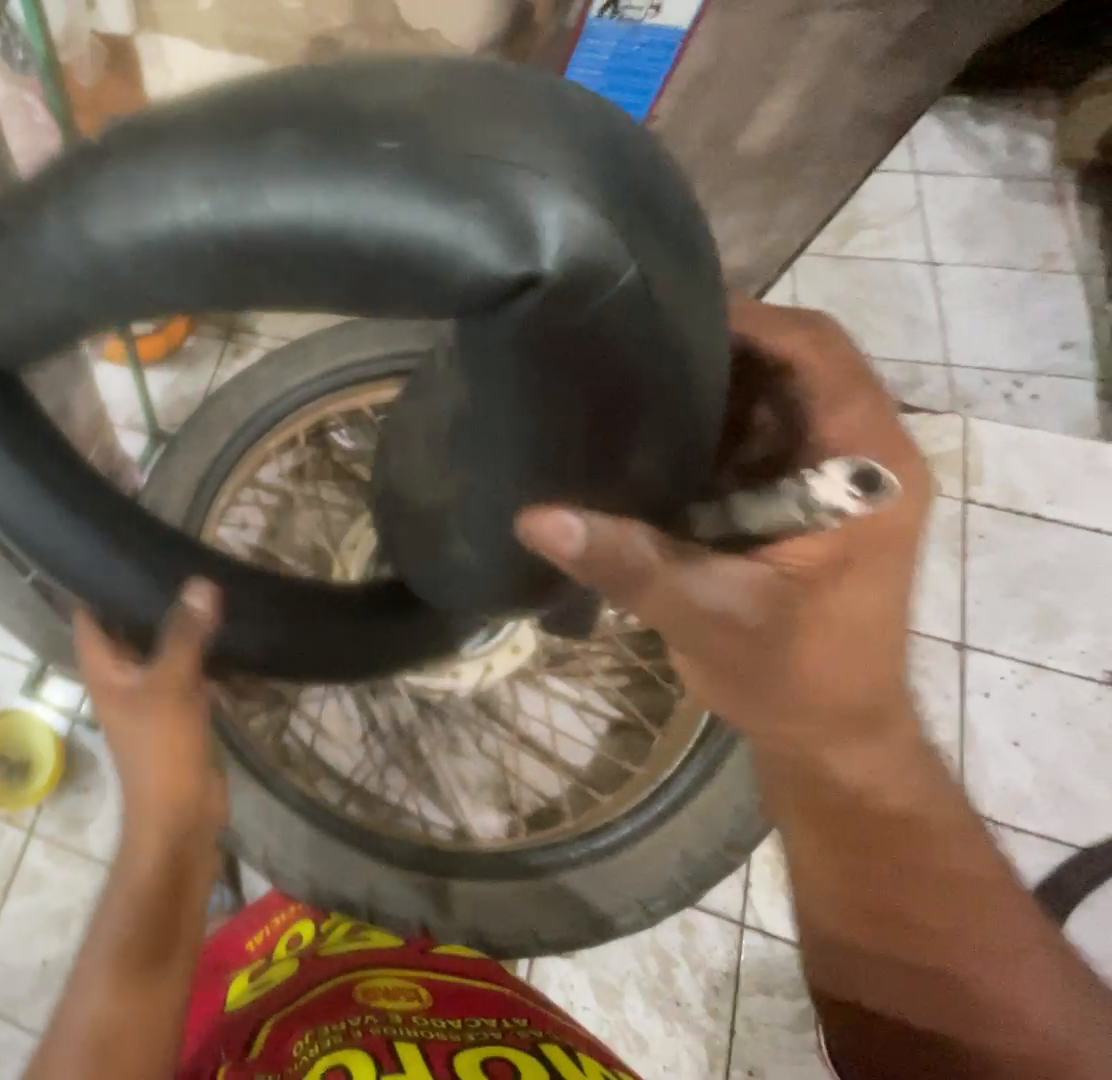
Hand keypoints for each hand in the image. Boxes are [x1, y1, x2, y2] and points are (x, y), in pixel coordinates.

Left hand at [75, 579, 227, 852]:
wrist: (181, 818)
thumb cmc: (161, 749)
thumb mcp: (173, 684)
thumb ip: (186, 633)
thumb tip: (200, 583)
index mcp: (103, 667)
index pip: (89, 614)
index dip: (99, 583)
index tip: (124, 549)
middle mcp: (120, 676)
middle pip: (128, 628)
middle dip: (150, 600)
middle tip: (178, 559)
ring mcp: (149, 694)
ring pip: (162, 649)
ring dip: (180, 626)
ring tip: (205, 584)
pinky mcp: (178, 710)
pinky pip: (188, 672)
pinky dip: (203, 655)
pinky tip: (227, 632)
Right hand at [515, 297, 931, 767]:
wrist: (824, 732)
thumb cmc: (794, 672)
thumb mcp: (709, 613)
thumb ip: (627, 561)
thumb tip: (534, 517)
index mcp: (863, 468)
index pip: (817, 355)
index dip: (746, 322)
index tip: (657, 313)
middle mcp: (848, 459)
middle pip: (782, 369)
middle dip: (704, 353)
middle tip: (615, 345)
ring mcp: (814, 482)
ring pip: (754, 405)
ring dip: (691, 393)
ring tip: (610, 379)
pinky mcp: (781, 505)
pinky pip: (733, 446)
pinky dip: (685, 434)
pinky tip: (624, 437)